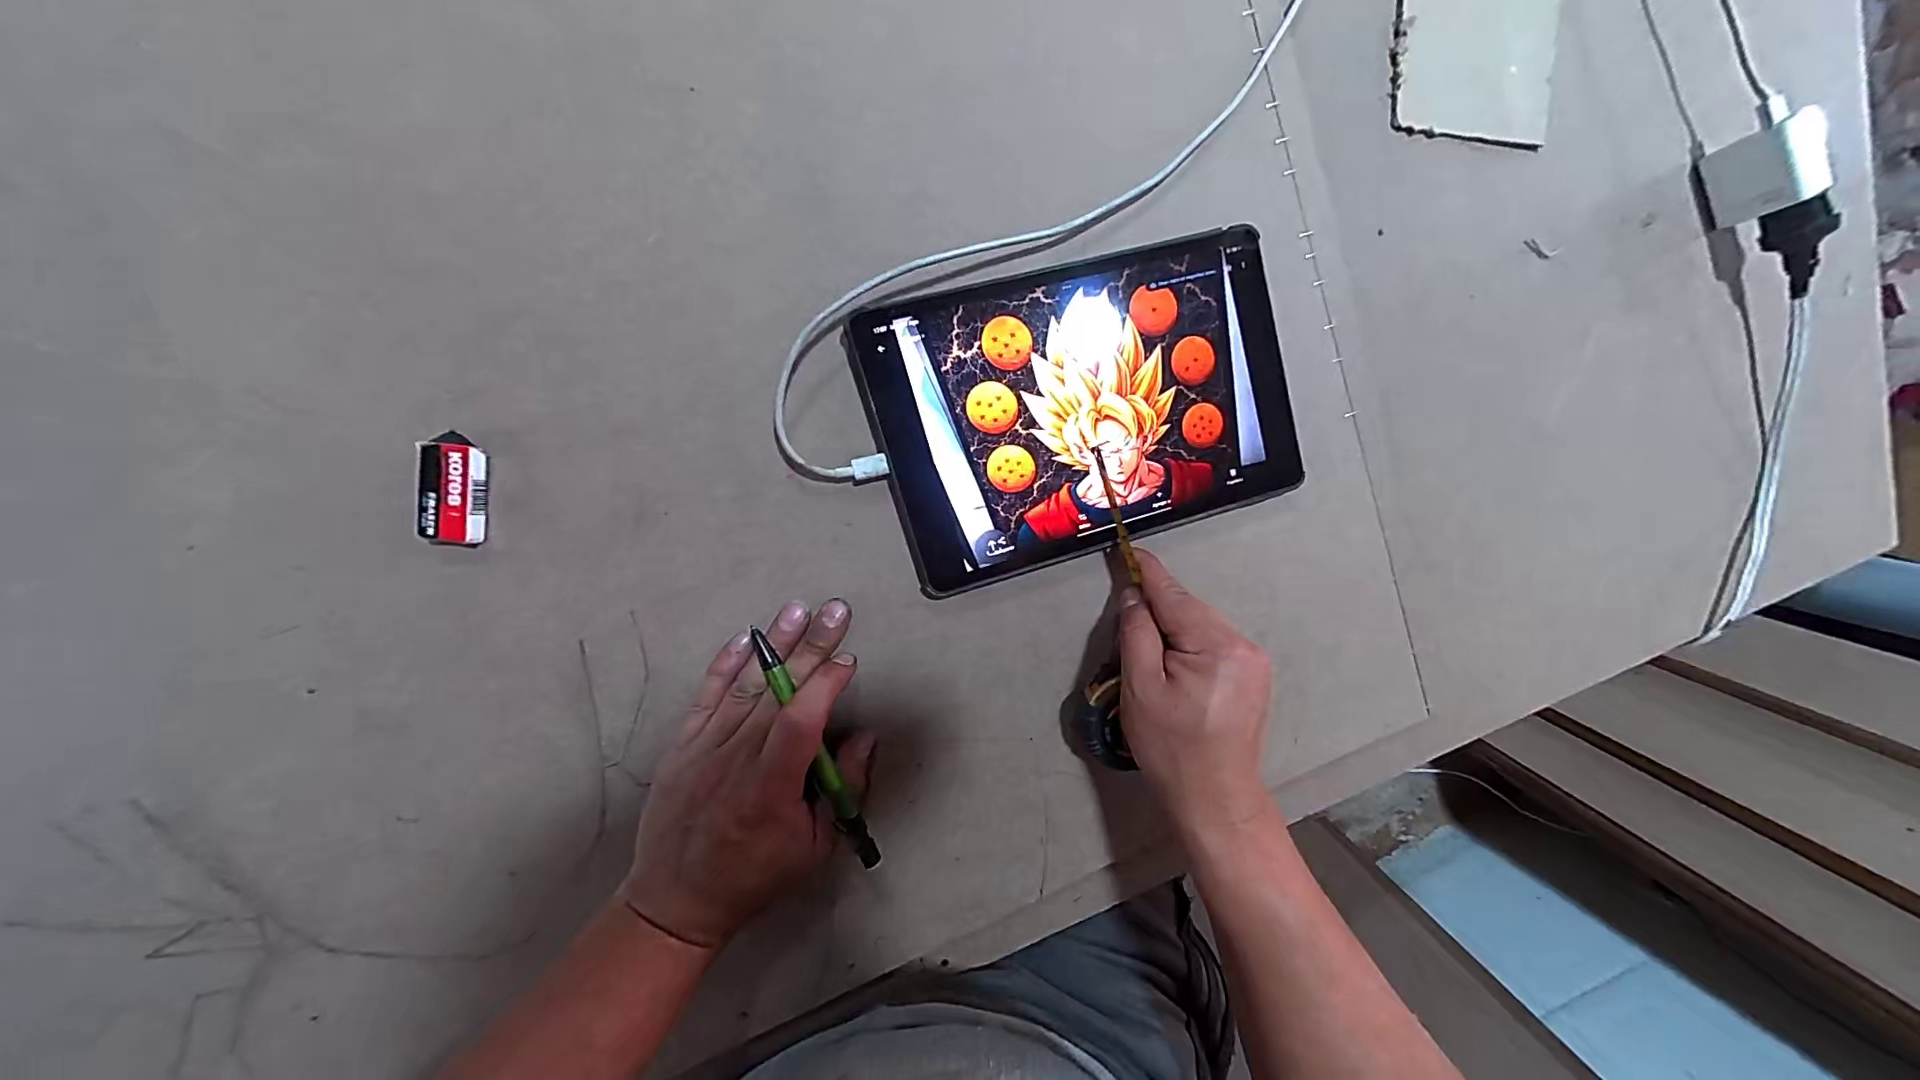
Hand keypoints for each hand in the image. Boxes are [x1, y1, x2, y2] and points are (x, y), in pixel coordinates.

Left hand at [619, 599, 874, 948]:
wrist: (676, 899)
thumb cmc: (755, 875)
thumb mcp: (815, 847)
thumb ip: (845, 789)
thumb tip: (864, 737)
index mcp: (770, 788)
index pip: (800, 721)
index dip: (826, 685)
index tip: (849, 661)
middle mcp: (735, 759)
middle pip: (778, 692)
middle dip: (812, 647)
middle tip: (836, 610)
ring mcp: (704, 748)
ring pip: (746, 686)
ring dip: (775, 644)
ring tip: (798, 609)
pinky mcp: (683, 745)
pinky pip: (706, 696)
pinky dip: (725, 665)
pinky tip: (745, 639)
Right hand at [1116, 550, 1275, 836]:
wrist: (1215, 797)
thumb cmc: (1171, 747)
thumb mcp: (1140, 687)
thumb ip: (1136, 633)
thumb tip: (1133, 595)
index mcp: (1216, 645)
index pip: (1172, 596)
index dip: (1146, 572)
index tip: (1127, 549)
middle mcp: (1243, 644)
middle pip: (1189, 608)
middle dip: (1157, 605)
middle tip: (1125, 613)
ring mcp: (1254, 660)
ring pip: (1202, 624)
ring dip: (1173, 625)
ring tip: (1148, 648)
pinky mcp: (1254, 675)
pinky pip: (1214, 640)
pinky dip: (1189, 640)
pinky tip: (1174, 659)